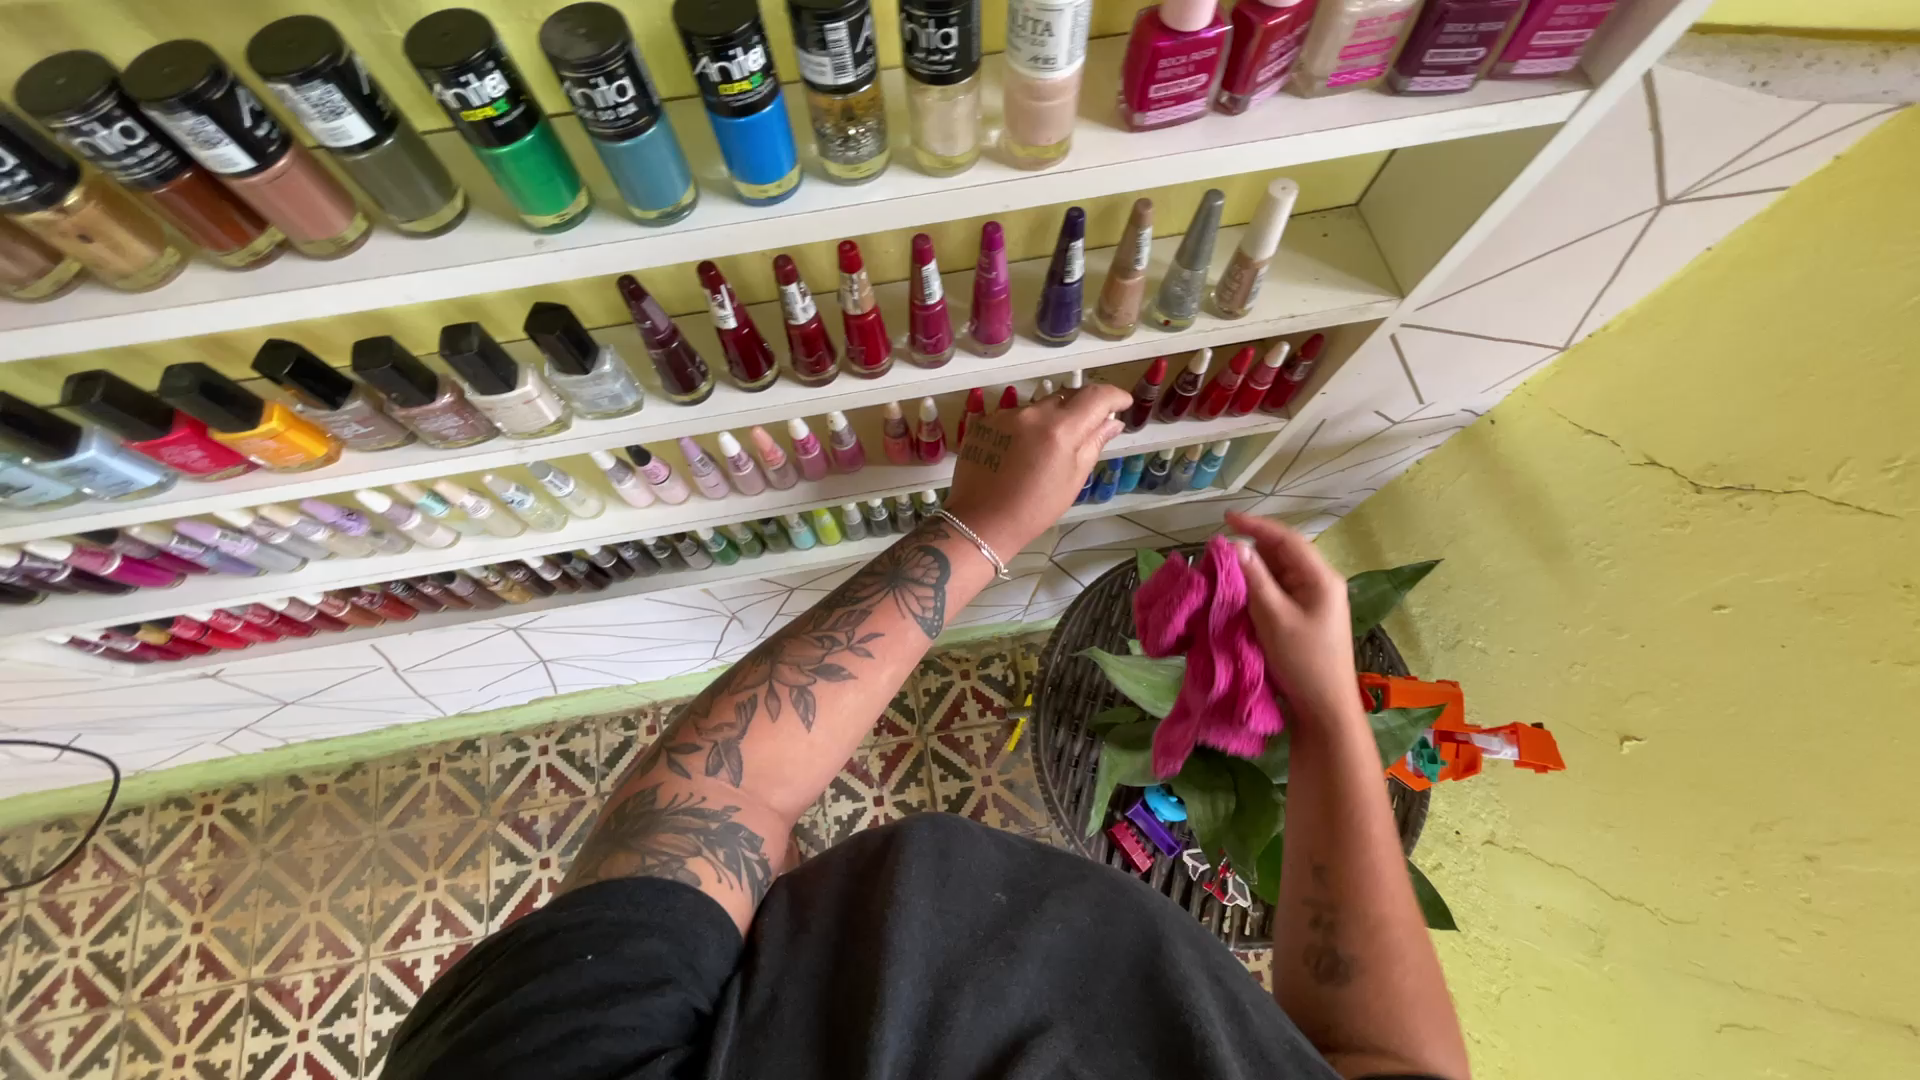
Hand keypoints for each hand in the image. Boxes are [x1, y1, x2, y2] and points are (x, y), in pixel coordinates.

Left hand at [945, 384, 1130, 555]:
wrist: (982, 522)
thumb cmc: (1034, 508)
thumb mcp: (1073, 479)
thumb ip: (1093, 443)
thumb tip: (1112, 421)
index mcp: (1060, 429)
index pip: (1096, 396)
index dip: (1114, 395)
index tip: (1122, 402)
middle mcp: (1032, 413)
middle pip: (1065, 397)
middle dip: (1079, 409)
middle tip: (1083, 430)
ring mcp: (1003, 415)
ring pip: (1037, 407)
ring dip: (1048, 419)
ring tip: (1043, 450)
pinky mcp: (983, 422)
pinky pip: (1012, 416)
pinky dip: (1022, 427)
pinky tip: (1018, 453)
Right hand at [1226, 511, 1361, 727]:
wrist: (1323, 707)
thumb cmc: (1302, 661)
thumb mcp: (1273, 617)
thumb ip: (1254, 579)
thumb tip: (1235, 547)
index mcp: (1321, 578)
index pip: (1287, 539)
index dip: (1256, 525)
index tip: (1226, 518)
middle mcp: (1320, 583)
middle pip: (1283, 553)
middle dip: (1251, 547)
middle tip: (1217, 549)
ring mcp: (1314, 600)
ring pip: (1279, 571)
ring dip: (1253, 567)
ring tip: (1223, 566)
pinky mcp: (1305, 615)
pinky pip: (1278, 589)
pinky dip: (1258, 585)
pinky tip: (1238, 589)